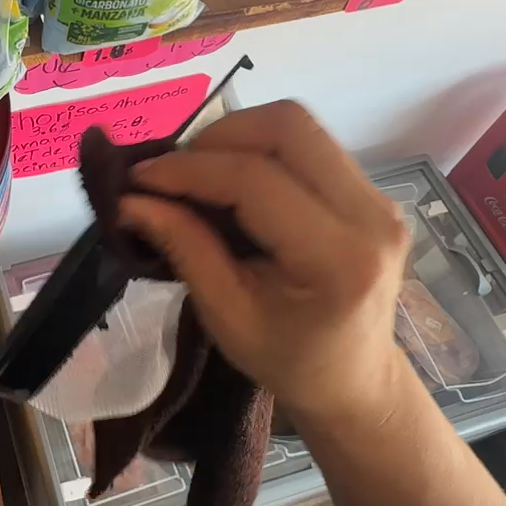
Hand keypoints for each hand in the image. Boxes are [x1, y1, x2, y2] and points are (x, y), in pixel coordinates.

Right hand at [118, 100, 414, 426]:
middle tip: (176, 173)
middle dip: (217, 137)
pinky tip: (231, 182)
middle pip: (287, 126)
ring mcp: (378, 196)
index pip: (256, 179)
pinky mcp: (370, 189)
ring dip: (236, 138)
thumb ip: (182, 246)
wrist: (355, 379)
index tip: (137, 179)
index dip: (188, 169)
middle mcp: (370, 215)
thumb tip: (128, 199)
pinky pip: (306, 143)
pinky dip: (257, 149)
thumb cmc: (286, 358)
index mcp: (337, 259)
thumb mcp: (225, 314)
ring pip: (296, 125)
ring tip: (199, 176)